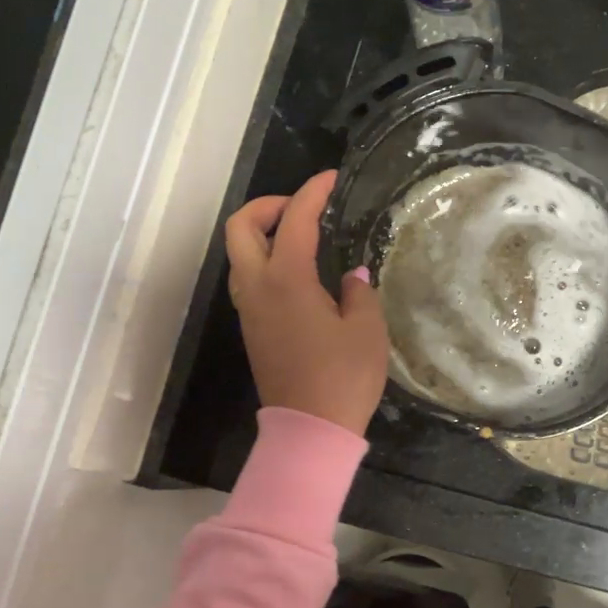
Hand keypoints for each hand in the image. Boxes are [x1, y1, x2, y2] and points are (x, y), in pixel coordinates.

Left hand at [225, 170, 388, 434]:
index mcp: (286, 279)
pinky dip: (266, 261)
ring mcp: (250, 310)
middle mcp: (258, 287)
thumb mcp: (367, 330)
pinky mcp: (254, 330)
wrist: (311, 428)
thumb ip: (358, 293)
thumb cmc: (344, 377)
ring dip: (262, 234)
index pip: (294, 220)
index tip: (332, 179)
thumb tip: (350, 276)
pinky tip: (299, 275)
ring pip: (240, 255)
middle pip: (241, 227)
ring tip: (301, 238)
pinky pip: (249, 280)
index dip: (312, 193)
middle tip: (301, 209)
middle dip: (268, 206)